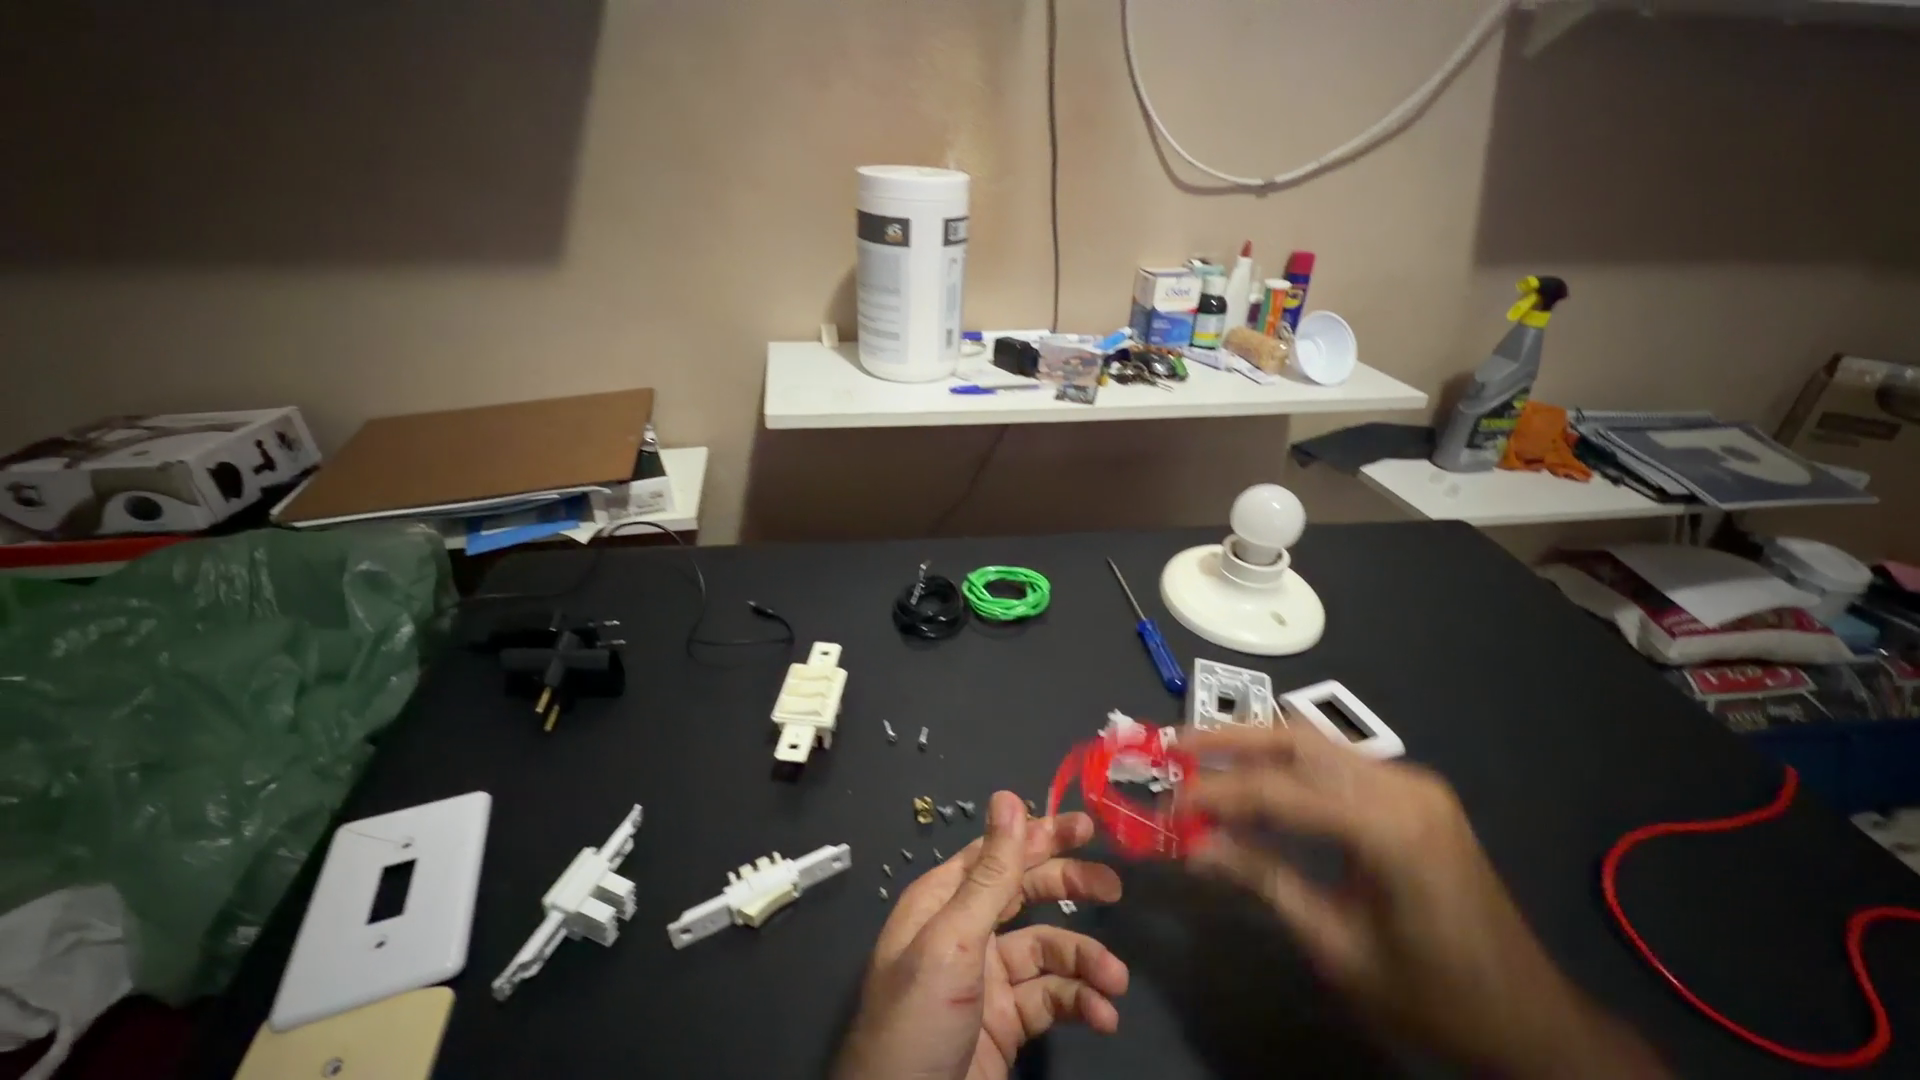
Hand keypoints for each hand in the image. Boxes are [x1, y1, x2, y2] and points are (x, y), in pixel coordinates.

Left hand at [832, 791, 1127, 1079]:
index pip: (997, 853)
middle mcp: (965, 932)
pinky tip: (1101, 1017)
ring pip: (1047, 950)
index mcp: (942, 902)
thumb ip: (990, 874)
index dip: (1040, 836)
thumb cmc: (918, 1019)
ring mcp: (987, 979)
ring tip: (1114, 980)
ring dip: (1085, 961)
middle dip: (1069, 889)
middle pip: (1026, 894)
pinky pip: (1051, 999)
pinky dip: (1079, 1003)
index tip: (1088, 827)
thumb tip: (1008, 797)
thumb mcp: (952, 940)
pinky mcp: (1006, 1023)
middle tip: (1114, 888)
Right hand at [1182, 725, 1666, 1079]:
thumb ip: (1263, 881)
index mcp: (1390, 828)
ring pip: (1314, 744)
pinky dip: (1286, 770)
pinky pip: (1336, 766)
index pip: (1277, 790)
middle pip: (1297, 740)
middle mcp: (1402, 786)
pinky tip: (1254, 788)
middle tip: (1173, 748)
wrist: (1528, 1015)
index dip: (1212, 794)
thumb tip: (1194, 846)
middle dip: (1228, 740)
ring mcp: (1412, 784)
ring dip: (1254, 749)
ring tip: (1199, 762)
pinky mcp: (1413, 794)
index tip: (1164, 804)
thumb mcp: (1336, 945)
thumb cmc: (1431, 994)